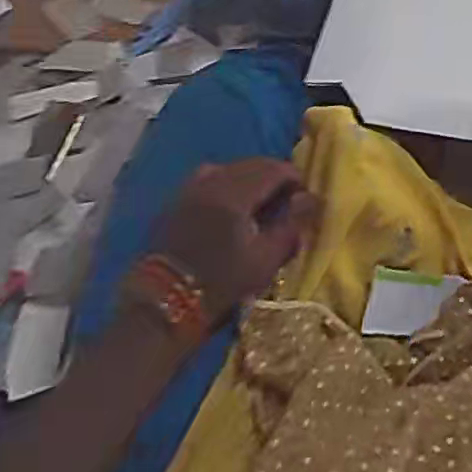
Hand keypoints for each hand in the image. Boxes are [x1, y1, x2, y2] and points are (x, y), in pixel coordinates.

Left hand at [147, 158, 319, 324]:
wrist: (162, 308)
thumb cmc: (220, 284)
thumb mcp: (265, 260)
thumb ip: (291, 224)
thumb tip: (310, 198)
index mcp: (235, 194)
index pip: (274, 169)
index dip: (294, 177)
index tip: (304, 196)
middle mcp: (212, 182)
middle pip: (252, 164)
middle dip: (275, 175)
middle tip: (287, 198)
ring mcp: (190, 188)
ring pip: (230, 167)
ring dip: (250, 177)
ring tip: (260, 200)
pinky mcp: (176, 200)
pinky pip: (208, 177)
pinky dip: (227, 181)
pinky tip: (230, 203)